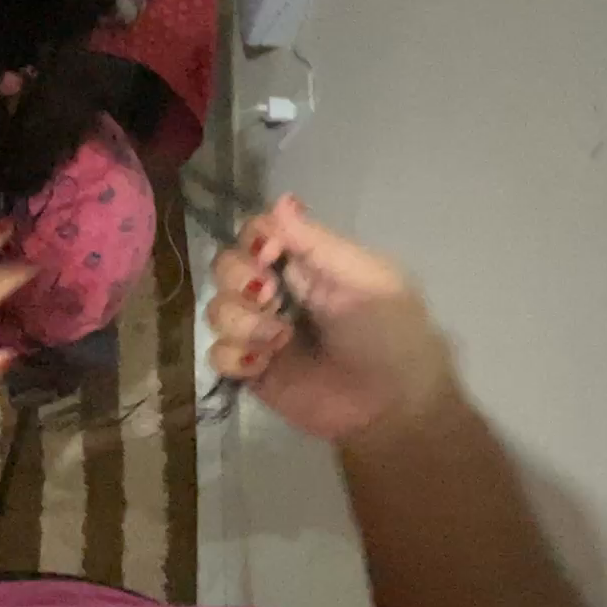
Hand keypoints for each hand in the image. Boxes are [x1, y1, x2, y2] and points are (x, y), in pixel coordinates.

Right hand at [206, 196, 457, 441]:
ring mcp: (259, 332)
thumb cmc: (390, 335)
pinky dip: (236, 357)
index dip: (253, 239)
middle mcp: (276, 292)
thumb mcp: (366, 279)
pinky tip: (264, 364)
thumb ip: (319, 244)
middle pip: (224, 267)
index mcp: (306, 263)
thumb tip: (280, 200)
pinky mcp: (249, 371)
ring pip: (216, 310)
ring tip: (278, 342)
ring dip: (243, 323)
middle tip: (269, 297)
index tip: (271, 254)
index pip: (257, 233)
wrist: (390, 407)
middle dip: (240, 279)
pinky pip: (217, 355)